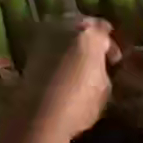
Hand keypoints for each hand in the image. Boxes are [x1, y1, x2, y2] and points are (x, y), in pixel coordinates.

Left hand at [18, 16, 122, 142]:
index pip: (104, 30)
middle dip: (88, 37)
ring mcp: (44, 37)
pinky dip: (54, 50)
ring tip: (75, 58)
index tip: (113, 61)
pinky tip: (58, 64)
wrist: (39, 119)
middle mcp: (66, 27)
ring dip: (69, 40)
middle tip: (94, 54)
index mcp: (89, 34)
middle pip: (81, 24)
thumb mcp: (104, 88)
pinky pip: (47, 43)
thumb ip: (102, 70)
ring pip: (61, 29)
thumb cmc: (80, 103)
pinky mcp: (29, 51)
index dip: (111, 46)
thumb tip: (97, 67)